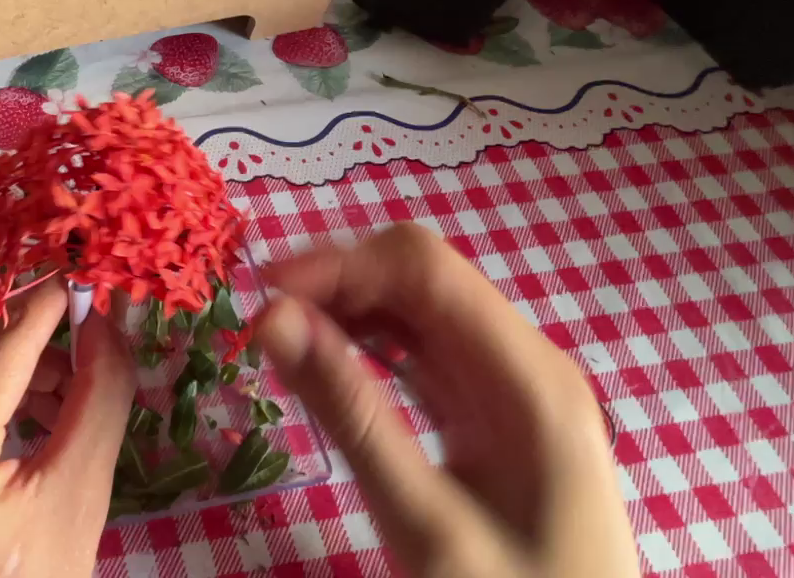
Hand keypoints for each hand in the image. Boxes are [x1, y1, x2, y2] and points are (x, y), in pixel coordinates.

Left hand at [0, 280, 136, 577]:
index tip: (90, 274)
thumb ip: (97, 398)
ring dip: (12, 356)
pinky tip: (29, 410)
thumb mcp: (76, 499)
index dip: (51, 301)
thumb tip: (105, 320)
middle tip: (90, 330)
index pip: (1, 342)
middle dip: (33, 328)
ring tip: (68, 389)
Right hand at [256, 225, 636, 577]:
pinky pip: (411, 346)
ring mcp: (503, 383)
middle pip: (416, 276)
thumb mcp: (426, 527)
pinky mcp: (480, 407)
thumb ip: (349, 415)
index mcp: (528, 378)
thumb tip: (270, 318)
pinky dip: (358, 341)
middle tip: (266, 322)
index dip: (340, 265)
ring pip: (408, 305)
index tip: (265, 295)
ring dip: (341, 308)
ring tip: (283, 342)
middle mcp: (520, 361)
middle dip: (336, 282)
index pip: (424, 270)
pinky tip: (322, 363)